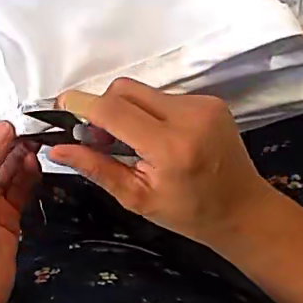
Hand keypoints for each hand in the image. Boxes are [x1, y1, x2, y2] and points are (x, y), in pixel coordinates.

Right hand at [48, 78, 282, 249]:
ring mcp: (203, 105)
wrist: (246, 211)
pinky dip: (147, 112)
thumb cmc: (189, 213)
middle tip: (98, 137)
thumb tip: (56, 149)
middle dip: (102, 107)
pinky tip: (154, 137)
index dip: (81, 104)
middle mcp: (189, 117)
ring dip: (125, 110)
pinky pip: (160, 95)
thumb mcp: (135, 198)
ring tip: (129, 141)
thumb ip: (95, 167)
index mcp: (170, 147)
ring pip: (141, 91)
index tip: (60, 107)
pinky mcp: (209, 101)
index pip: (113, 110)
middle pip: (124, 90)